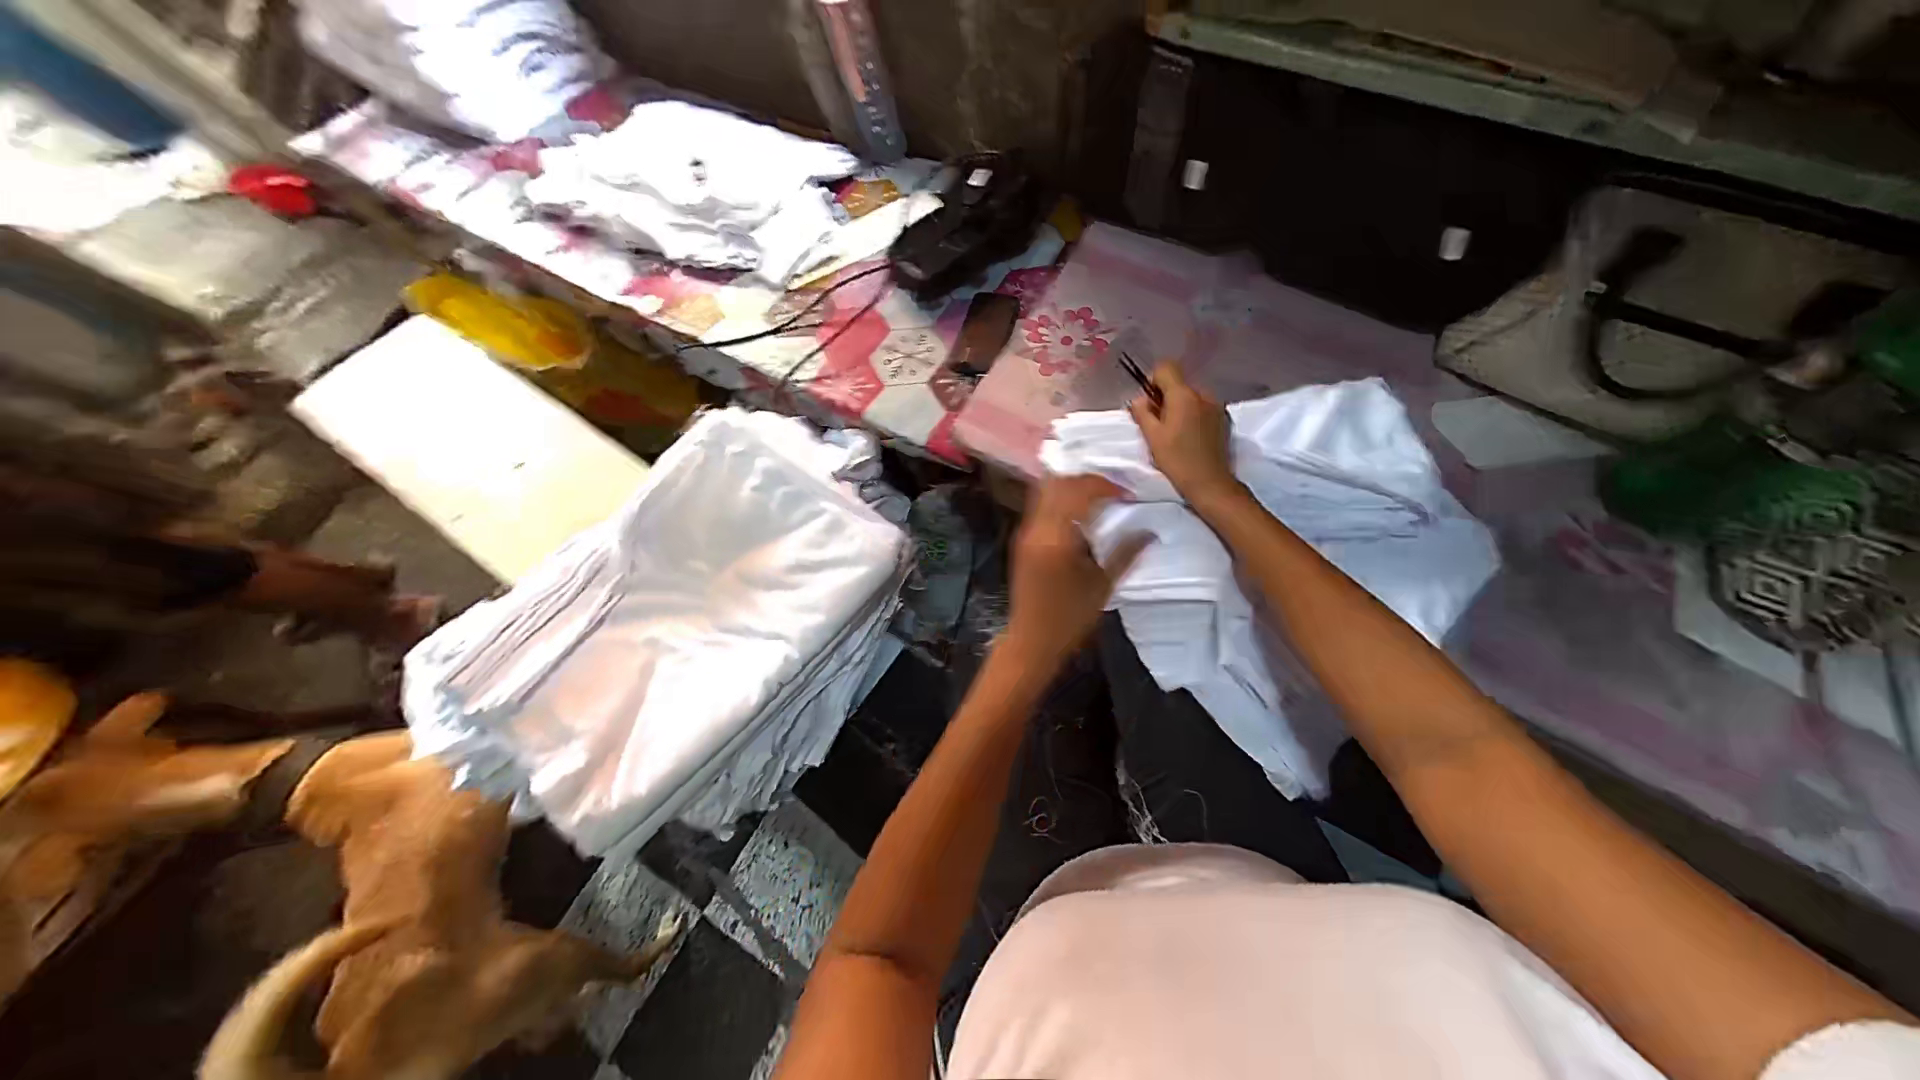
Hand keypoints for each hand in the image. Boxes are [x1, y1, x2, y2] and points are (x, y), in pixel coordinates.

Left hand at [1004, 476, 1147, 663]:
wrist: (1031, 641)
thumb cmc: (1069, 619)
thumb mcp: (1103, 586)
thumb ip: (1126, 553)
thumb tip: (1151, 531)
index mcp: (1057, 537)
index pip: (1079, 491)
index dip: (1105, 486)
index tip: (1127, 495)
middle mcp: (1036, 528)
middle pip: (1059, 483)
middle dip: (1087, 480)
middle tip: (1113, 490)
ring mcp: (1025, 532)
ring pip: (1046, 491)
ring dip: (1071, 487)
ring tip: (1098, 496)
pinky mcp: (1021, 540)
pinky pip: (1039, 506)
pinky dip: (1059, 500)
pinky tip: (1079, 513)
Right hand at [1129, 361, 1240, 505]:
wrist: (1210, 482)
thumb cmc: (1177, 460)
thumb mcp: (1152, 437)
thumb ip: (1142, 413)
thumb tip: (1139, 399)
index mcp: (1183, 396)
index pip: (1166, 368)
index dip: (1153, 382)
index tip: (1149, 404)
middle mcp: (1203, 394)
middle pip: (1179, 384)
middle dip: (1166, 398)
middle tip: (1159, 424)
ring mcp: (1216, 406)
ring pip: (1191, 396)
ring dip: (1181, 407)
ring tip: (1176, 433)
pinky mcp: (1224, 418)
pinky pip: (1203, 407)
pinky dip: (1194, 415)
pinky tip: (1191, 437)